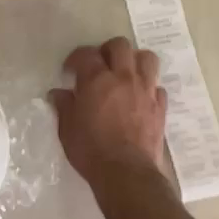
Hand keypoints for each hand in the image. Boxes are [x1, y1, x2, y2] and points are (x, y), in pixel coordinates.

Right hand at [50, 37, 168, 192]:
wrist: (126, 173)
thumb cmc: (91, 151)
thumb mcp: (67, 130)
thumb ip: (64, 107)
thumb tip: (58, 93)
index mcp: (96, 80)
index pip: (86, 54)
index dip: (76, 58)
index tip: (70, 70)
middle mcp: (123, 78)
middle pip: (120, 46)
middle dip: (107, 51)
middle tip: (100, 66)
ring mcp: (145, 90)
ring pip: (146, 58)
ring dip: (134, 61)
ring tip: (125, 73)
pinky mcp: (160, 106)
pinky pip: (157, 86)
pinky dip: (148, 87)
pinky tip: (140, 98)